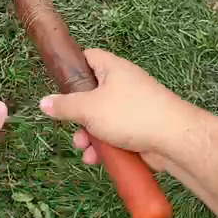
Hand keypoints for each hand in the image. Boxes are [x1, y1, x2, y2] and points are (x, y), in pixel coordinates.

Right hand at [37, 50, 196, 169]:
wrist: (173, 139)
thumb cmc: (130, 115)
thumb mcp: (89, 109)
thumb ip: (64, 106)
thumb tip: (44, 103)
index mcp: (113, 69)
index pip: (89, 57)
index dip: (73, 69)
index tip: (60, 86)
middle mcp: (124, 84)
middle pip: (92, 95)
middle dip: (78, 116)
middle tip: (73, 128)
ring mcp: (134, 107)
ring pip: (102, 119)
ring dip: (90, 136)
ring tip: (85, 149)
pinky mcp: (140, 129)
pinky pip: (116, 135)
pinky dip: (105, 146)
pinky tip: (97, 160)